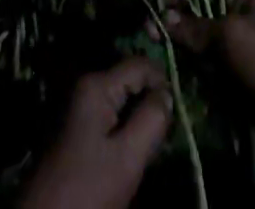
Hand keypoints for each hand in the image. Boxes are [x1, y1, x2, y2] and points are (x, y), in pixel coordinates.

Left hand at [18, 56, 171, 208]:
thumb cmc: (87, 189)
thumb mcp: (127, 157)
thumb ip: (152, 120)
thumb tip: (167, 94)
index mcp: (96, 85)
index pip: (140, 65)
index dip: (162, 83)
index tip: (177, 114)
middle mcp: (85, 87)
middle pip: (131, 81)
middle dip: (150, 103)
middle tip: (162, 135)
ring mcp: (79, 106)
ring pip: (122, 100)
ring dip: (138, 119)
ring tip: (149, 146)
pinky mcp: (77, 126)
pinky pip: (110, 116)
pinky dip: (125, 129)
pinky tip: (129, 154)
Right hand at [166, 0, 254, 151]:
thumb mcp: (230, 32)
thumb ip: (195, 26)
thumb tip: (163, 17)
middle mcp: (240, 21)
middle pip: (201, 16)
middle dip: (175, 21)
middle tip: (146, 26)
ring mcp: (238, 52)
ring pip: (201, 46)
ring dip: (181, 48)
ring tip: (151, 45)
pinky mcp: (235, 81)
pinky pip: (208, 71)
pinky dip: (192, 71)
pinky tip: (170, 68)